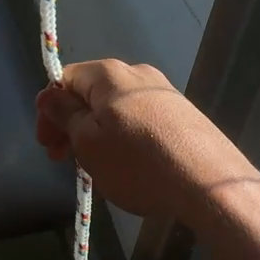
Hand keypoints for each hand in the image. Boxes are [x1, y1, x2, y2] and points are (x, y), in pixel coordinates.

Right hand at [35, 59, 259, 223]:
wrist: (213, 186)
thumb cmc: (138, 163)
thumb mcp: (87, 142)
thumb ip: (64, 115)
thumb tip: (50, 96)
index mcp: (108, 73)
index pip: (64, 79)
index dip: (48, 110)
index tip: (46, 144)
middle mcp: (137, 73)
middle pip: (90, 93)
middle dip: (71, 124)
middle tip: (63, 159)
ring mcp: (164, 93)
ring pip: (115, 109)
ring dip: (96, 133)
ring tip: (96, 168)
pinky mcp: (184, 115)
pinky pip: (140, 120)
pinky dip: (124, 139)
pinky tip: (129, 166)